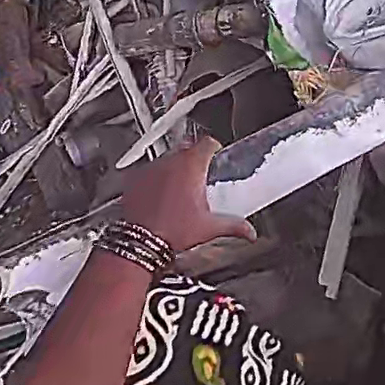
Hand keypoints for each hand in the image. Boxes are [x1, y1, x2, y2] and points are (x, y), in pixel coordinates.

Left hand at [121, 137, 255, 252]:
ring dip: (174, 169)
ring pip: (167, 159)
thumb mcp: (208, 228)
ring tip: (179, 189)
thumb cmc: (172, 231)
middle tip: (199, 177)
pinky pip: (150, 171)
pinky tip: (160, 195)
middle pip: (186, 149)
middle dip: (194, 160)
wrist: (141, 241)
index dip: (214, 147)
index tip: (216, 155)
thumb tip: (249, 231)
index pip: (207, 143)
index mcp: (191, 167)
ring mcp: (151, 168)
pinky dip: (156, 178)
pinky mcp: (136, 177)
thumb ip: (233, 225)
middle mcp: (170, 162)